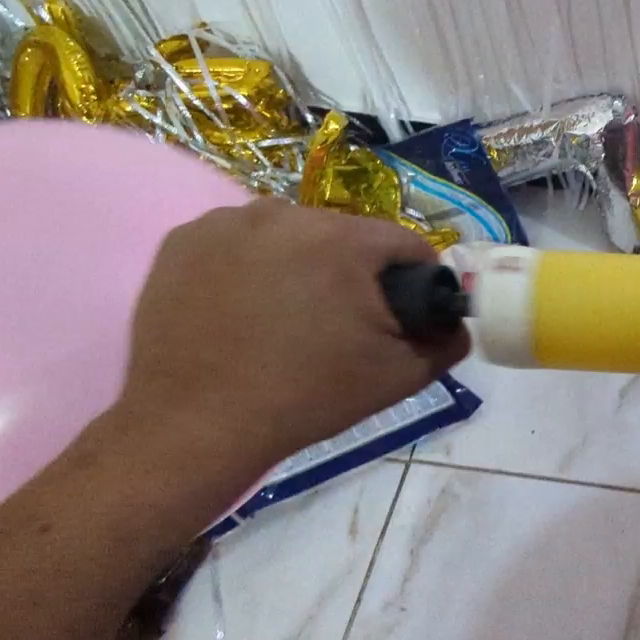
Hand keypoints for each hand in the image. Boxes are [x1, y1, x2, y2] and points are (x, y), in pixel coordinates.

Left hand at [114, 199, 469, 471]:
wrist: (196, 425)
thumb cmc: (309, 396)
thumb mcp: (400, 376)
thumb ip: (446, 342)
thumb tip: (456, 325)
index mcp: (342, 240)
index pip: (405, 243)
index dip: (416, 281)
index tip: (403, 317)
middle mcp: (284, 214)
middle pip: (347, 236)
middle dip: (356, 273)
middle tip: (345, 326)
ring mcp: (226, 222)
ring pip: (295, 235)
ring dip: (306, 265)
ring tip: (293, 318)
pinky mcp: (183, 240)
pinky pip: (244, 242)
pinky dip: (255, 266)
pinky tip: (249, 309)